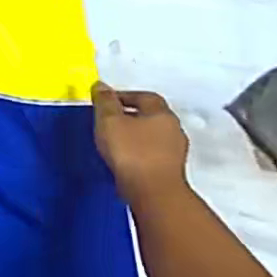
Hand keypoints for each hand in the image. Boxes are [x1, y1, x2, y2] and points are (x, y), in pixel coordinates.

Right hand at [91, 81, 189, 203]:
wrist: (152, 191)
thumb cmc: (130, 151)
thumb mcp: (109, 121)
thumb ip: (104, 101)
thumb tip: (101, 85)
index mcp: (162, 114)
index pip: (145, 96)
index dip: (123, 95)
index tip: (105, 100)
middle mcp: (174, 129)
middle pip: (150, 115)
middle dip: (129, 114)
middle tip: (107, 118)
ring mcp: (175, 150)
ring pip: (152, 134)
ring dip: (134, 133)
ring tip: (112, 138)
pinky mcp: (170, 168)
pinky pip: (152, 151)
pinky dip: (138, 149)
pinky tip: (123, 156)